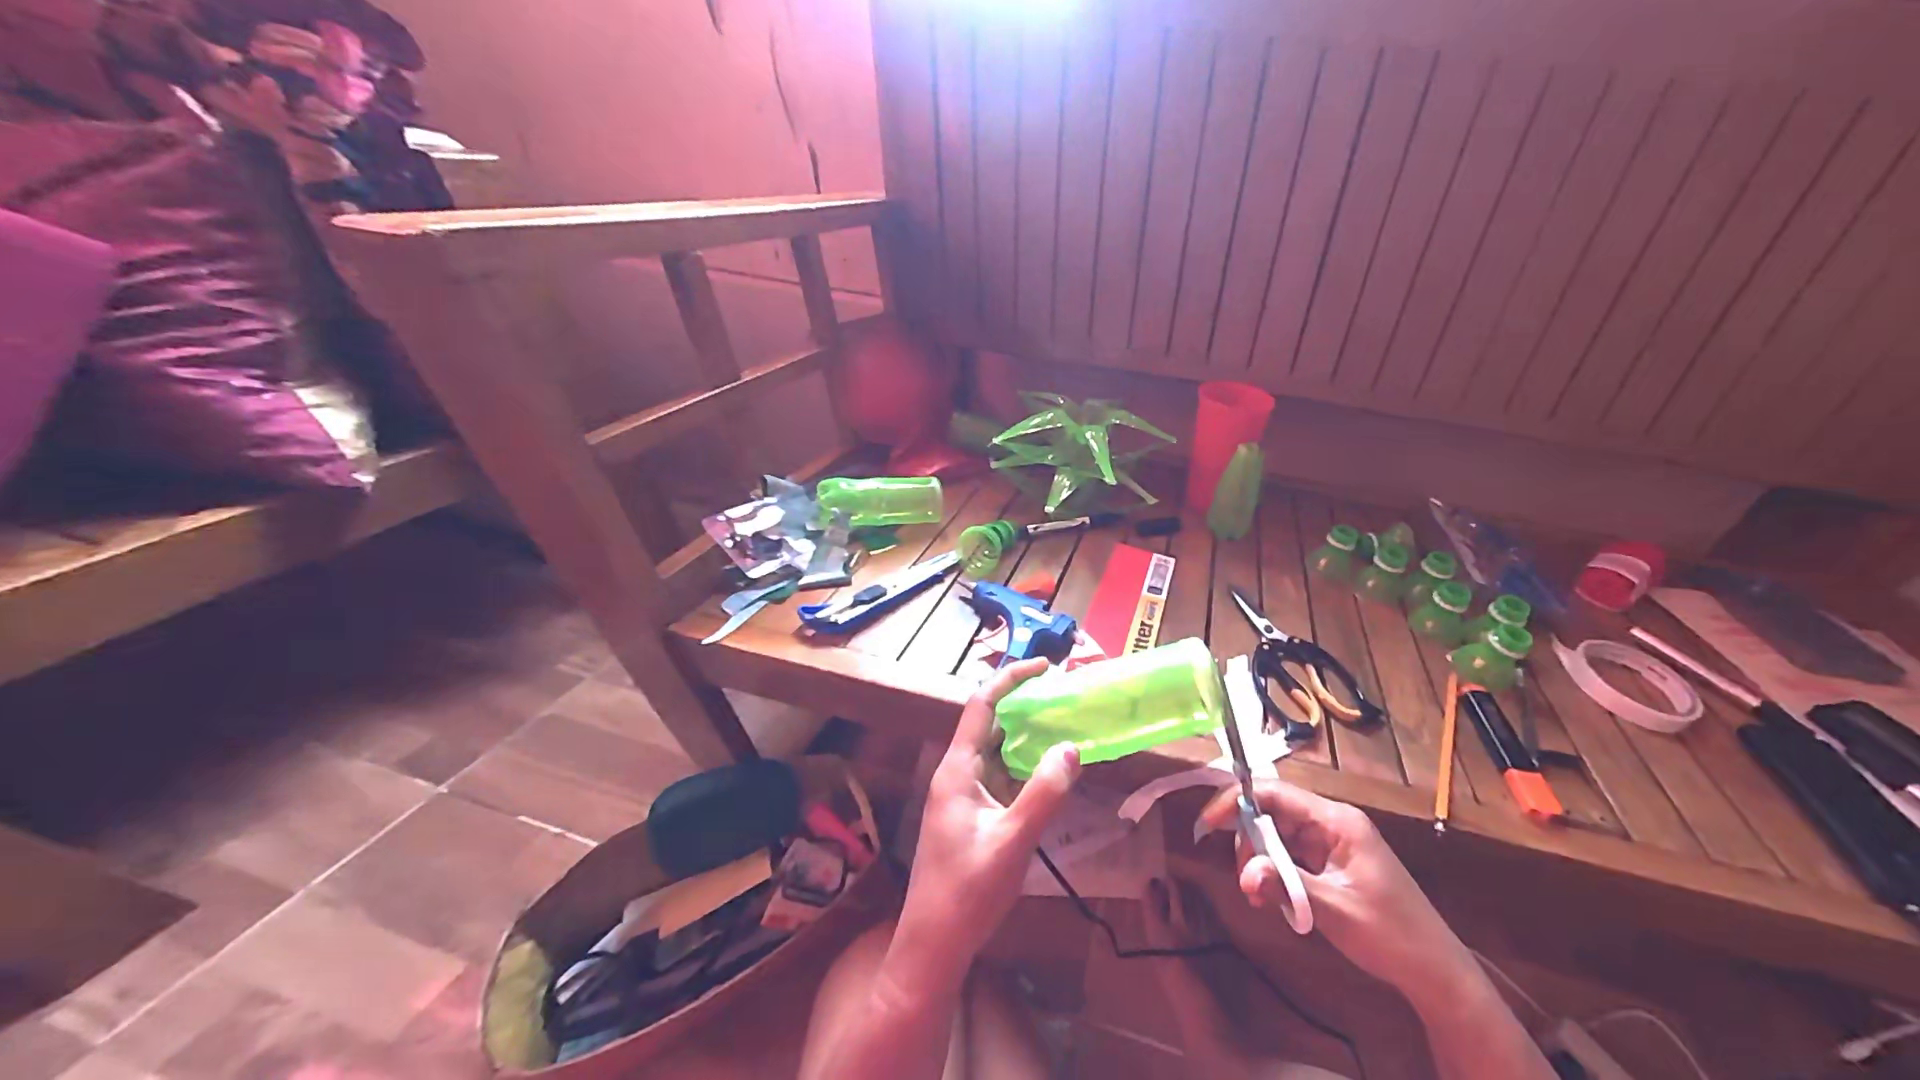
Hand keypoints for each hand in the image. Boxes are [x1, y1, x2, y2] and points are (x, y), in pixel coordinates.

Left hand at [895, 659, 1079, 982]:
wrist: (934, 943)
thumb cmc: (967, 892)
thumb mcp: (1012, 842)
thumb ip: (1043, 795)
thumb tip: (1071, 747)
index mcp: (956, 769)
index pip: (981, 706)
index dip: (1010, 680)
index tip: (1044, 666)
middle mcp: (956, 773)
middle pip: (990, 724)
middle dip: (1024, 705)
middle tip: (1065, 695)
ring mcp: (962, 795)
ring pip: (996, 751)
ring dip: (1026, 736)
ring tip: (1065, 724)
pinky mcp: (971, 815)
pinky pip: (1000, 777)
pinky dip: (1024, 767)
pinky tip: (1050, 771)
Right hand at [1200, 779, 1473, 1001]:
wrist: (1437, 973)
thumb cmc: (1391, 934)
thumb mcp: (1334, 910)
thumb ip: (1285, 885)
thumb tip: (1242, 873)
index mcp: (1336, 821)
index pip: (1274, 793)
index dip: (1236, 802)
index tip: (1207, 825)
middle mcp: (1330, 823)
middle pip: (1271, 813)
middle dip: (1248, 840)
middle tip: (1242, 878)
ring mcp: (1330, 842)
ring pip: (1277, 835)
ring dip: (1259, 860)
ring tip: (1258, 895)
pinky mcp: (1329, 862)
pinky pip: (1289, 855)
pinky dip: (1273, 873)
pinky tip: (1272, 898)